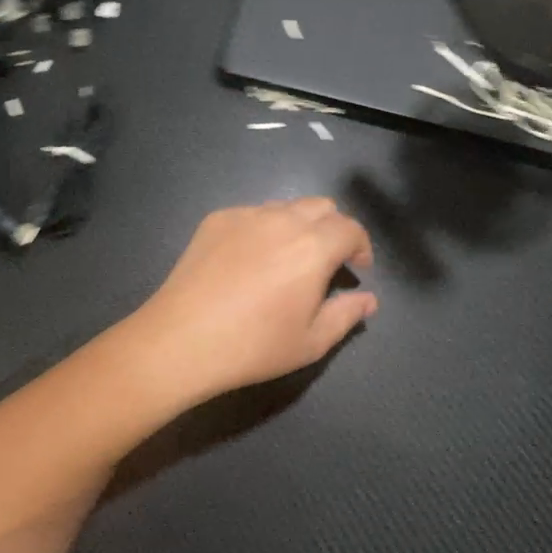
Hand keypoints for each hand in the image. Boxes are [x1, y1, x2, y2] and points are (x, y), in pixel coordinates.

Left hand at [120, 199, 376, 404]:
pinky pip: (251, 214)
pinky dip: (263, 229)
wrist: (182, 338)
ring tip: (288, 259)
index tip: (358, 268)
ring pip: (284, 207)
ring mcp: (246, 215)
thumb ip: (346, 315)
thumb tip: (368, 298)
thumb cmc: (254, 345)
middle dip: (333, 229)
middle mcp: (282, 219)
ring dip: (298, 225)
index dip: (361, 245)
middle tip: (328, 261)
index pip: (350, 228)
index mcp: (313, 246)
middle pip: (320, 206)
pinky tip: (249, 261)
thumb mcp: (311, 342)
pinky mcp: (216, 219)